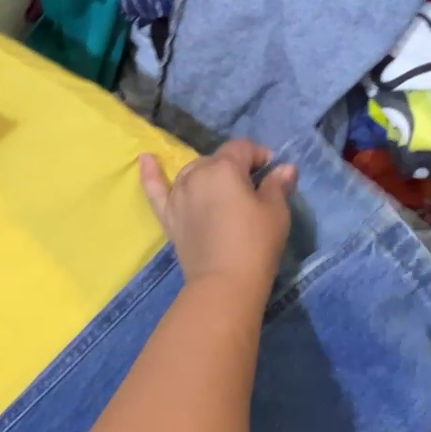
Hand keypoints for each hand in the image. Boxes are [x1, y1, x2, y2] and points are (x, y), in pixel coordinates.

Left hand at [139, 140, 296, 296]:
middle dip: (236, 168)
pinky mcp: (168, 215)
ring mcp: (178, 194)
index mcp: (225, 168)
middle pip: (218, 159)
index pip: (243, 148)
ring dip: (209, 174)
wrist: (225, 283)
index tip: (273, 173)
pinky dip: (150, 173)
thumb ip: (277, 184)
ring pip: (193, 172)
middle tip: (253, 190)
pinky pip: (155, 188)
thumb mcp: (276, 211)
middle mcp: (197, 174)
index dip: (260, 156)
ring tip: (223, 191)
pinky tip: (146, 159)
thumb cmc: (256, 244)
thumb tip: (285, 168)